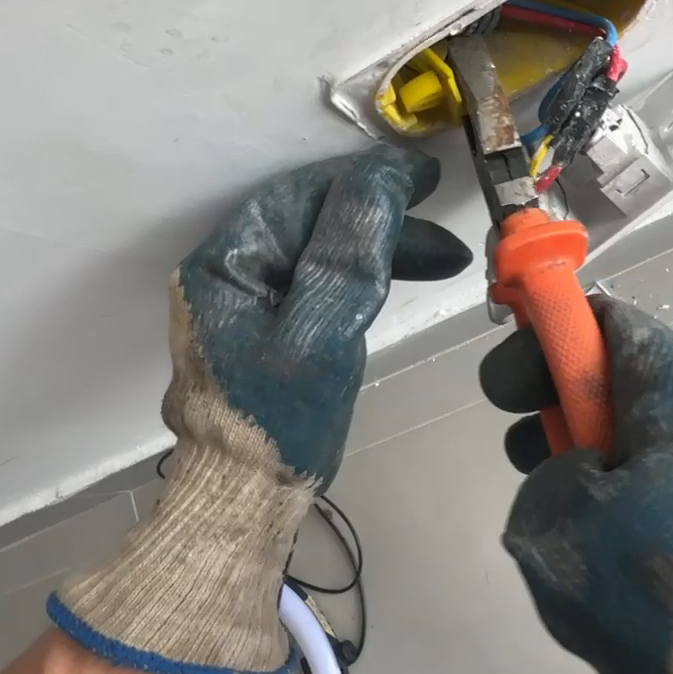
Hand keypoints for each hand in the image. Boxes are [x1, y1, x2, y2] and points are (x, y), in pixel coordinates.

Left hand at [51, 145, 470, 673]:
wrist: (246, 498)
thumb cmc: (280, 422)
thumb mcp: (321, 335)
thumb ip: (348, 254)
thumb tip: (382, 177)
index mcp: (228, 261)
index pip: (303, 195)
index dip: (367, 180)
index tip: (426, 175)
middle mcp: (230, 267)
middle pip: (315, 217)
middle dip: (382, 218)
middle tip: (444, 230)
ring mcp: (248, 296)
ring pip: (323, 248)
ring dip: (381, 248)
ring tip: (441, 260)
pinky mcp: (269, 323)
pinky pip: (321, 279)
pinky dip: (363, 276)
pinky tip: (398, 280)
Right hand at [482, 296, 672, 673]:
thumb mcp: (563, 534)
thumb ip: (548, 483)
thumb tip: (581, 479)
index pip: (604, 322)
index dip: (547, 342)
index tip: (513, 391)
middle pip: (635, 388)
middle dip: (573, 418)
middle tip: (535, 463)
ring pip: (668, 448)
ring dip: (616, 473)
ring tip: (586, 535)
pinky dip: (663, 515)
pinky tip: (650, 575)